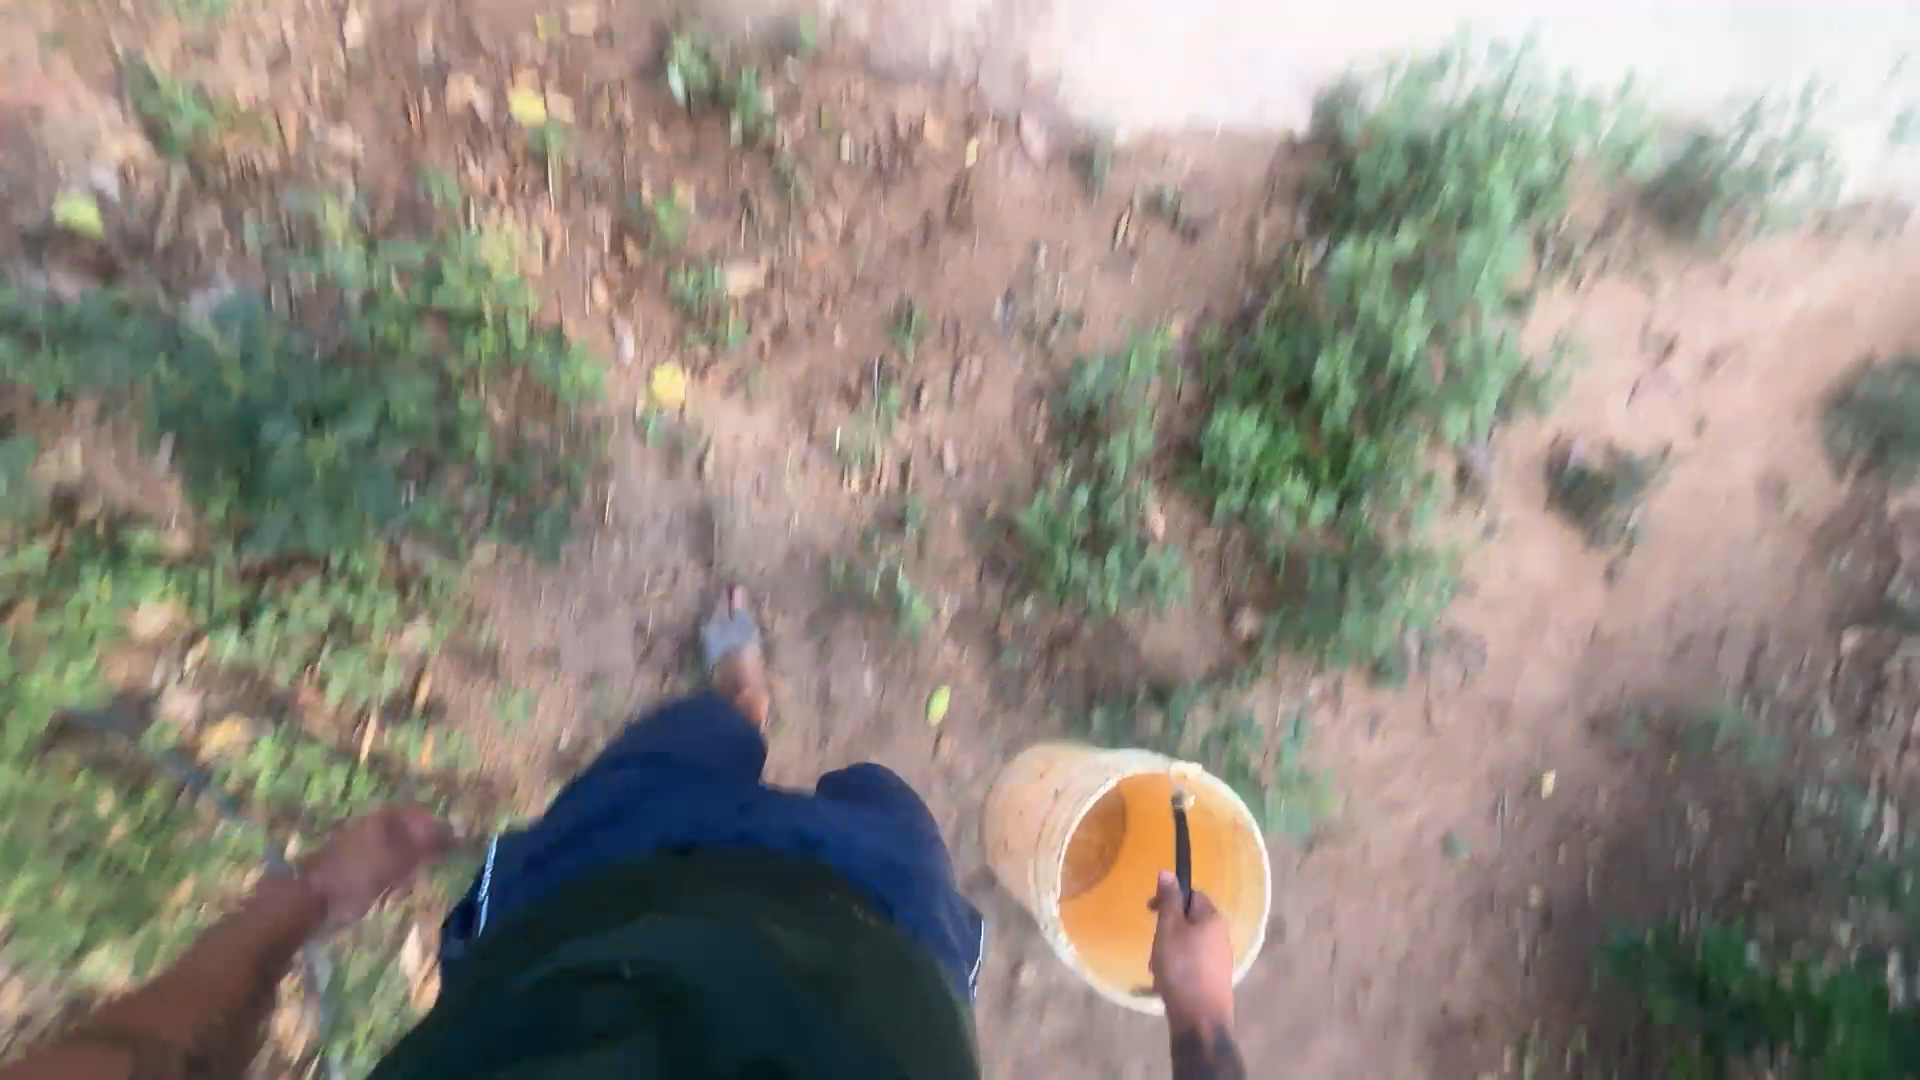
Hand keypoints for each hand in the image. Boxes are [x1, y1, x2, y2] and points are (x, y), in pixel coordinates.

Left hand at [296, 806, 452, 926]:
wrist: (302, 904)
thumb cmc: (358, 876)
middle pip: (406, 832)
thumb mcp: (402, 858)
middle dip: (420, 849)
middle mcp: (368, 825)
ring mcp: (353, 845)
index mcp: (383, 818)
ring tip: (407, 884)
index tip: (448, 848)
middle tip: (428, 867)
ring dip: (404, 865)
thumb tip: (461, 830)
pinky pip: (376, 864)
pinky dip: (387, 874)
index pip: (421, 815)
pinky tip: (386, 890)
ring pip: (391, 849)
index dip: (438, 829)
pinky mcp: (342, 866)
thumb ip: (432, 843)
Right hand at [1148, 871, 1235, 1031]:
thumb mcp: (1169, 928)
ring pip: (1188, 941)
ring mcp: (1220, 959)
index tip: (1151, 910)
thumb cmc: (1182, 968)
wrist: (1200, 1021)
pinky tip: (1166, 980)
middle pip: (1188, 918)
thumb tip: (1169, 872)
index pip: (1191, 893)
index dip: (1170, 897)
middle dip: (1167, 928)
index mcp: (1212, 918)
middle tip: (1154, 942)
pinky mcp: (1215, 978)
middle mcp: (1221, 935)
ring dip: (1169, 948)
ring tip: (1157, 966)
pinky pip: (1192, 961)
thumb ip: (1168, 899)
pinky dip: (1177, 965)